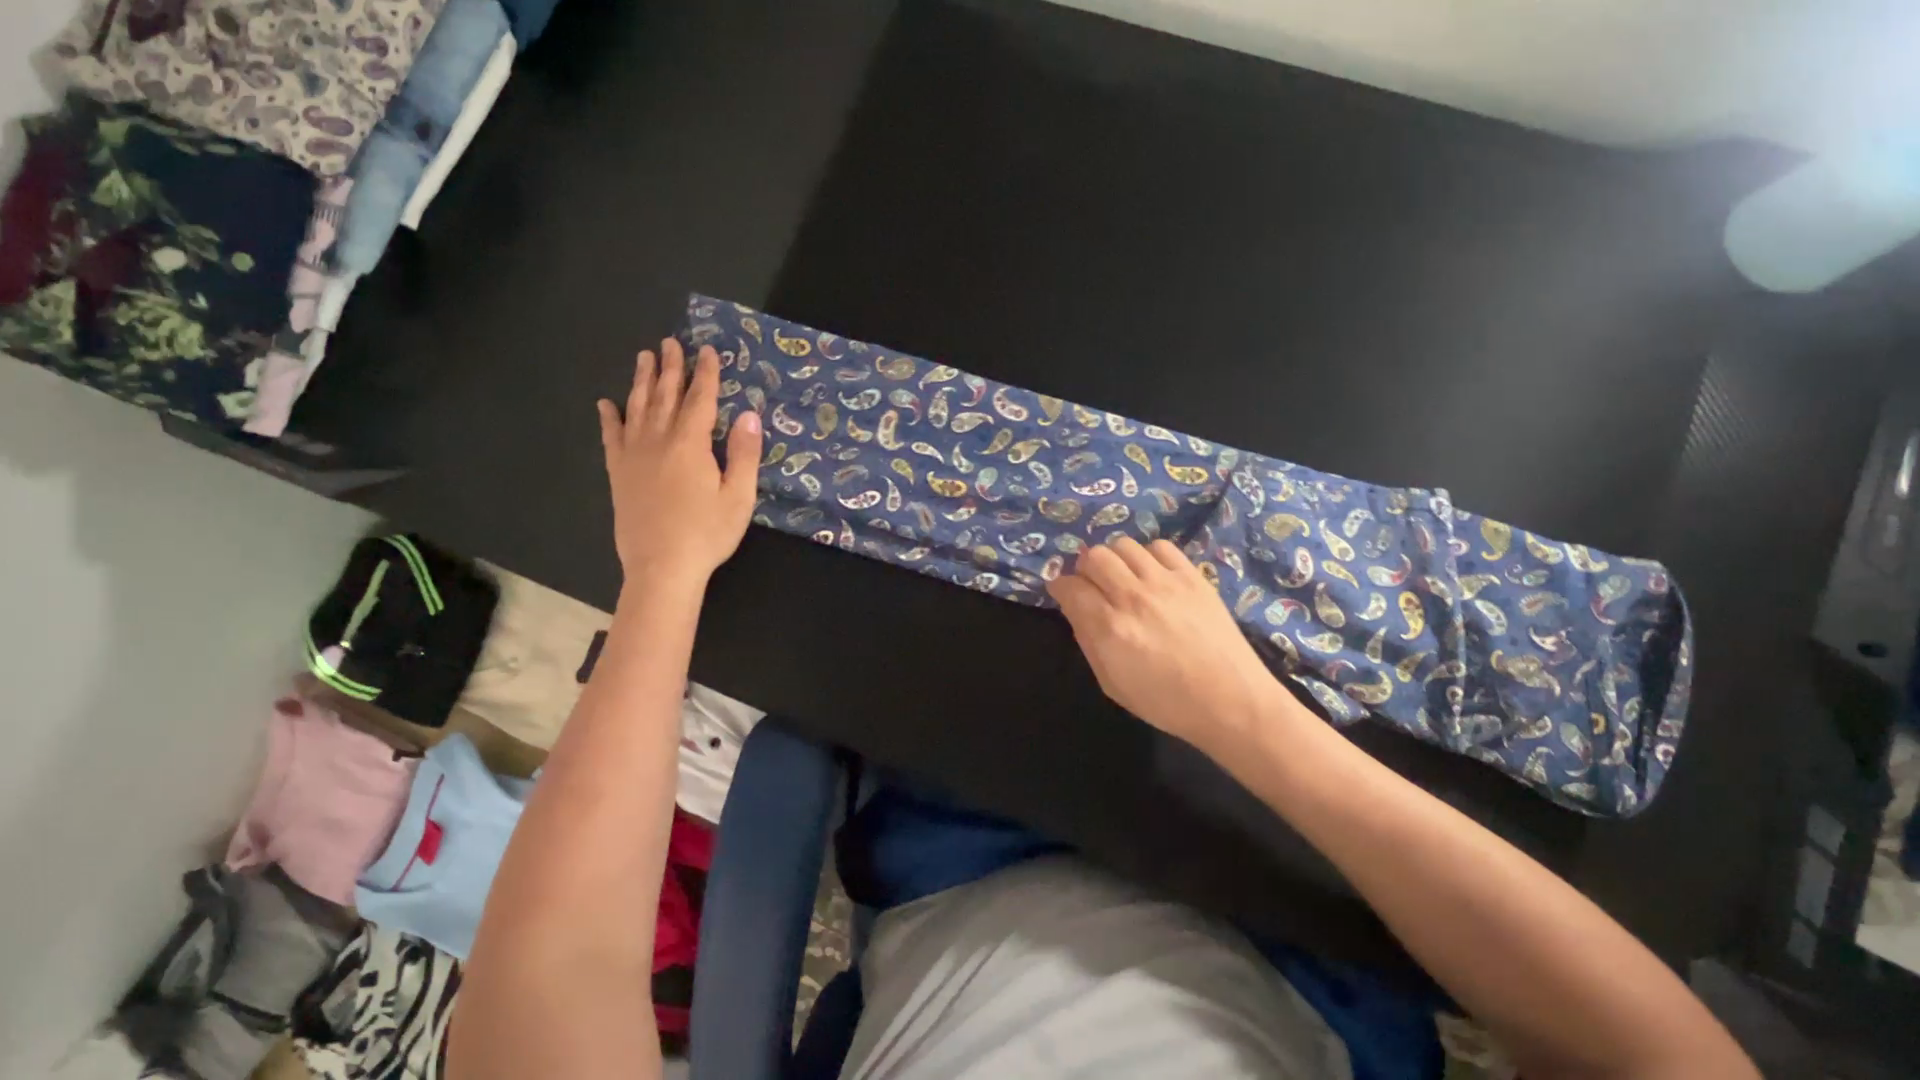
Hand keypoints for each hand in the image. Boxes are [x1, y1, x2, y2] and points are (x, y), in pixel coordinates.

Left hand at [597, 339, 762, 590]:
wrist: (661, 568)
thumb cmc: (707, 534)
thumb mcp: (739, 497)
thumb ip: (743, 454)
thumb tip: (749, 415)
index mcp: (691, 444)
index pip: (700, 399)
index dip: (706, 373)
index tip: (708, 350)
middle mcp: (658, 441)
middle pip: (665, 396)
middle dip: (670, 368)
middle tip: (670, 342)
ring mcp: (634, 456)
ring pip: (637, 408)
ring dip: (642, 381)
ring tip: (644, 357)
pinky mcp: (618, 474)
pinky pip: (611, 438)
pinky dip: (609, 418)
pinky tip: (607, 403)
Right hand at [1047, 537, 1293, 748]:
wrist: (1230, 700)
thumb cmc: (1167, 702)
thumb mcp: (1112, 685)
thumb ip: (1089, 643)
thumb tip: (1076, 612)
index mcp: (1110, 628)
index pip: (1070, 587)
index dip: (1059, 587)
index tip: (1062, 592)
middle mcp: (1133, 597)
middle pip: (1094, 557)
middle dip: (1084, 568)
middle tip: (1091, 584)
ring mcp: (1165, 582)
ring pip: (1124, 546)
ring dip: (1114, 558)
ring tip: (1121, 576)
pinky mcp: (1192, 577)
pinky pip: (1159, 547)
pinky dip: (1147, 555)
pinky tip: (1151, 574)